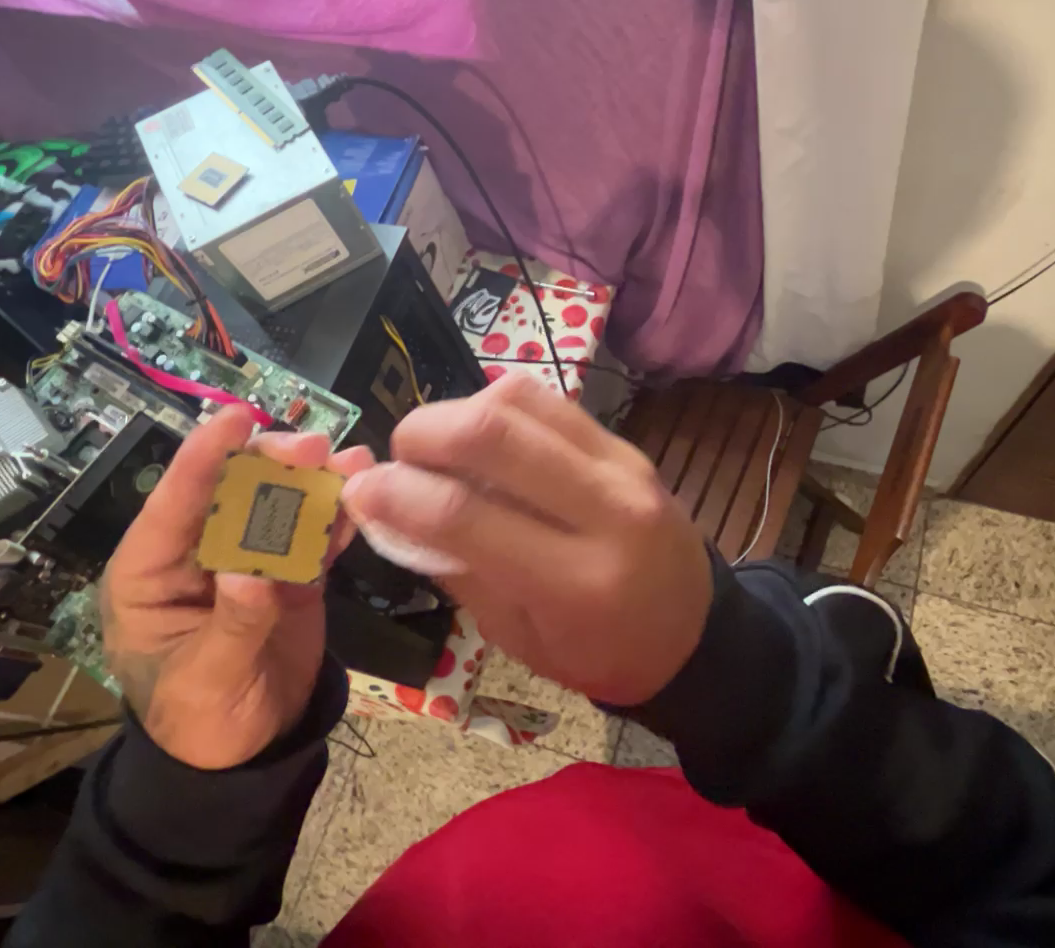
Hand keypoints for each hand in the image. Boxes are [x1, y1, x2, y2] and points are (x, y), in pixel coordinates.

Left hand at [103, 405, 373, 768]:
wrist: (247, 749)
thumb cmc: (199, 719)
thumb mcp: (204, 680)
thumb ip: (231, 625)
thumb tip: (250, 573)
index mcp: (153, 572)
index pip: (173, 504)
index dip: (204, 458)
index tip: (235, 418)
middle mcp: (202, 553)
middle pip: (235, 492)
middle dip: (272, 464)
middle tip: (313, 449)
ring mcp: (252, 560)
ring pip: (281, 506)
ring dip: (315, 481)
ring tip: (352, 461)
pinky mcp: (293, 574)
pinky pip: (314, 537)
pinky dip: (337, 517)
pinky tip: (360, 495)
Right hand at [340, 372, 712, 705]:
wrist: (695, 631)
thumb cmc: (601, 652)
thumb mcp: (519, 638)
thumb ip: (457, 569)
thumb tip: (393, 508)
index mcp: (576, 583)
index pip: (466, 517)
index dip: (397, 495)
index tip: (359, 491)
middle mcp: (606, 512)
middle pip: (493, 436)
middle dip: (423, 435)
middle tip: (398, 458)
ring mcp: (623, 467)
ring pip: (522, 402)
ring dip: (459, 411)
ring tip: (436, 446)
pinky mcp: (627, 445)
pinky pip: (551, 402)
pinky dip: (501, 405)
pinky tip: (482, 434)